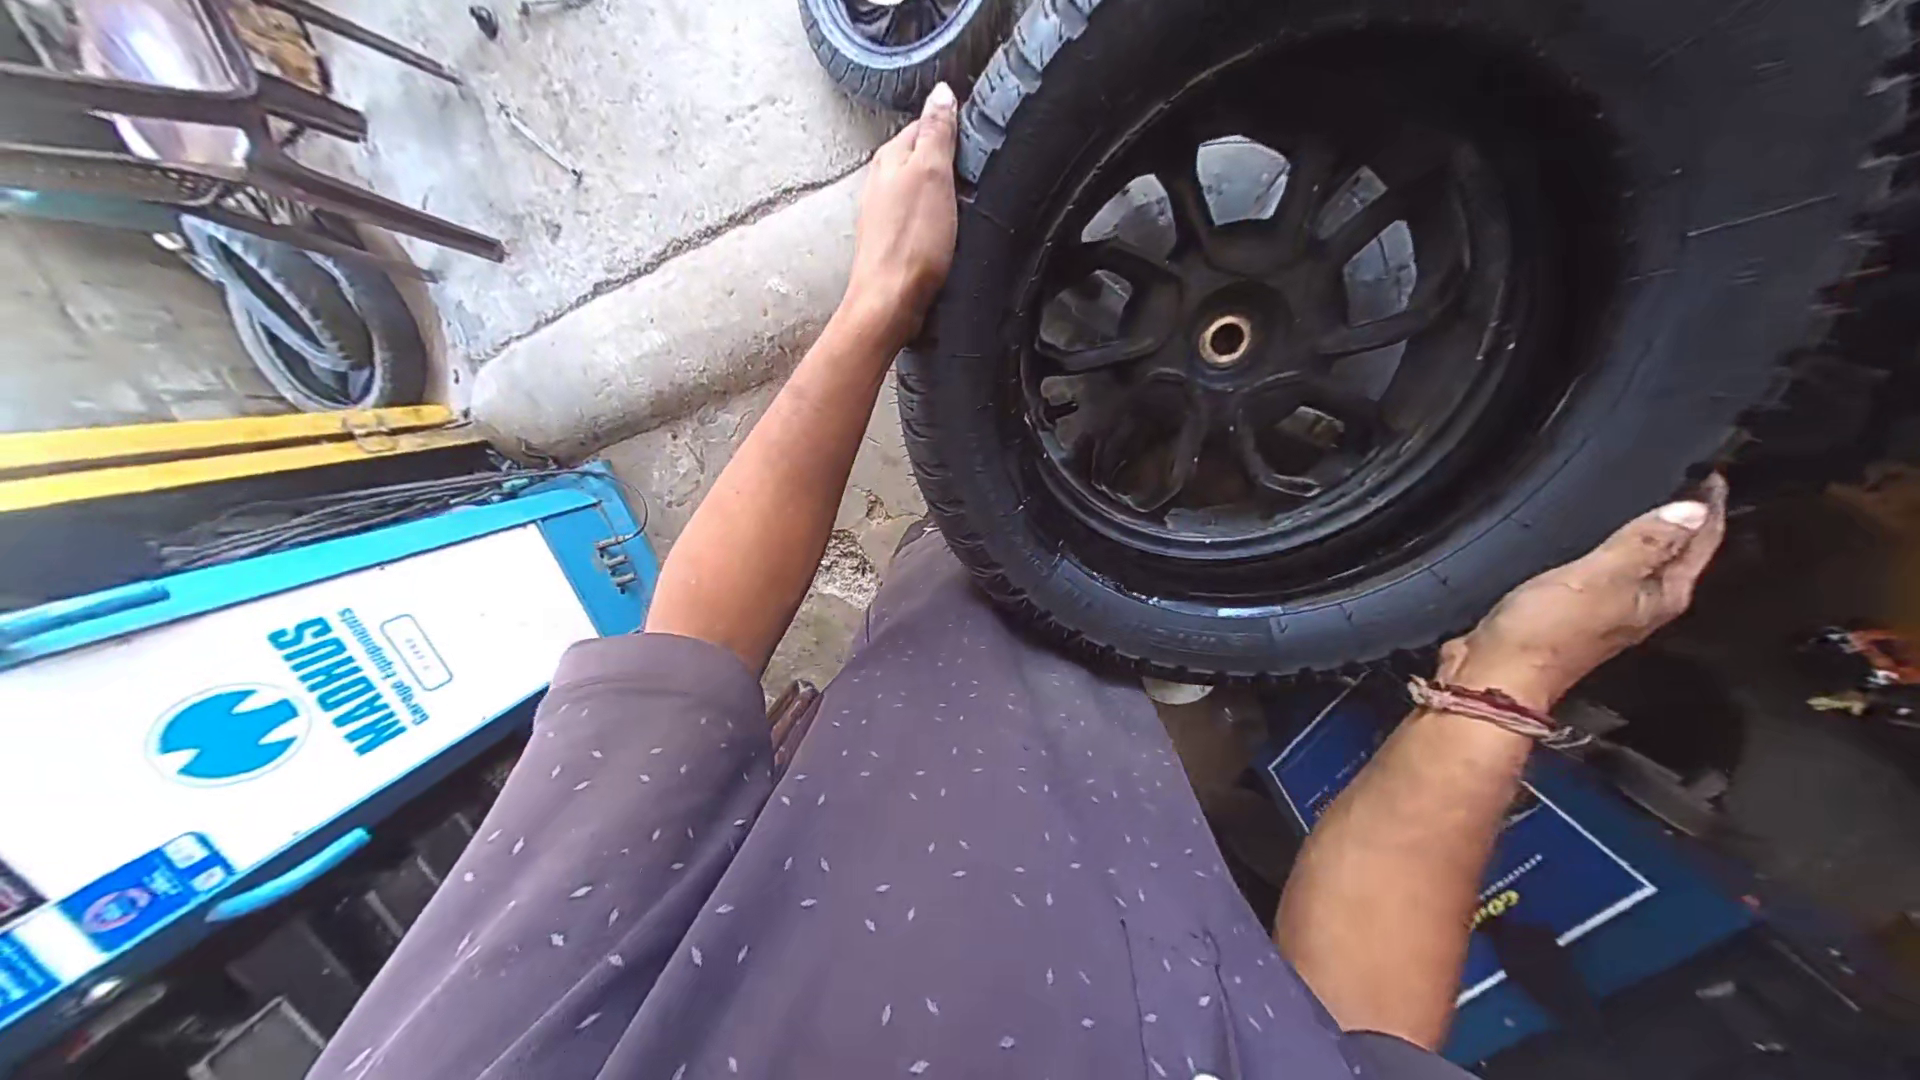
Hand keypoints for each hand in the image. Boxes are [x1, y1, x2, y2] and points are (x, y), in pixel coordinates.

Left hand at [840, 83, 958, 347]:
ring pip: (921, 193)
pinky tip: (949, 236)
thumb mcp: (931, 174)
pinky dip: (936, 224)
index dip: (952, 129)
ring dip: (944, 197)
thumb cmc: (910, 244)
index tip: (978, 141)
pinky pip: (920, 224)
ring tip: (967, 208)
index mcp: (889, 158)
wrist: (889, 304)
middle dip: (949, 165)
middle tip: (978, 177)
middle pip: (922, 160)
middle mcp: (882, 184)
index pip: (924, 124)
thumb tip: (942, 93)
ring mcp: (885, 218)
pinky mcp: (894, 247)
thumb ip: (937, 132)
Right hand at [1438, 474, 1728, 709]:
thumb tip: (1693, 508)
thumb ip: (1640, 544)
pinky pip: (1595, 570)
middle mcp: (1640, 603)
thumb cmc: (1547, 628)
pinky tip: (1582, 538)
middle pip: (1671, 552)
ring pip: (1633, 561)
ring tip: (1629, 499)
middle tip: (1673, 475)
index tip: (1709, 467)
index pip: (1699, 542)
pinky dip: (1599, 549)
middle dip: (1676, 517)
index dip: (1707, 505)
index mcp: (1661, 595)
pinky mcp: (1564, 611)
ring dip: (1637, 533)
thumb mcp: (1595, 579)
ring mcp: (1601, 610)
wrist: (1494, 672)